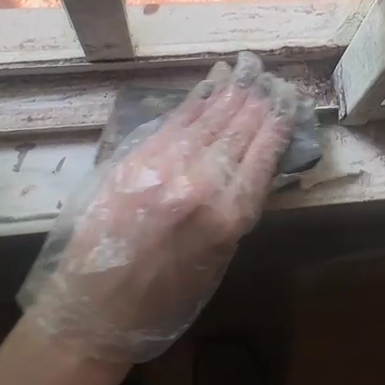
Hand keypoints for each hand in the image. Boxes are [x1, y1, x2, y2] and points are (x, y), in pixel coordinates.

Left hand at [17, 52, 300, 363]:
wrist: (94, 312)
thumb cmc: (167, 297)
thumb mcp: (220, 258)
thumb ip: (239, 206)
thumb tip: (258, 161)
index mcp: (228, 215)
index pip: (264, 153)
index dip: (278, 122)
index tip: (289, 101)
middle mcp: (200, 183)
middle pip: (238, 129)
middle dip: (257, 102)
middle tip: (271, 79)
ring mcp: (164, 166)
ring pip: (208, 118)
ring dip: (230, 92)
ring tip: (246, 71)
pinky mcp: (136, 159)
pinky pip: (174, 121)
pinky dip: (196, 101)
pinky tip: (210, 87)